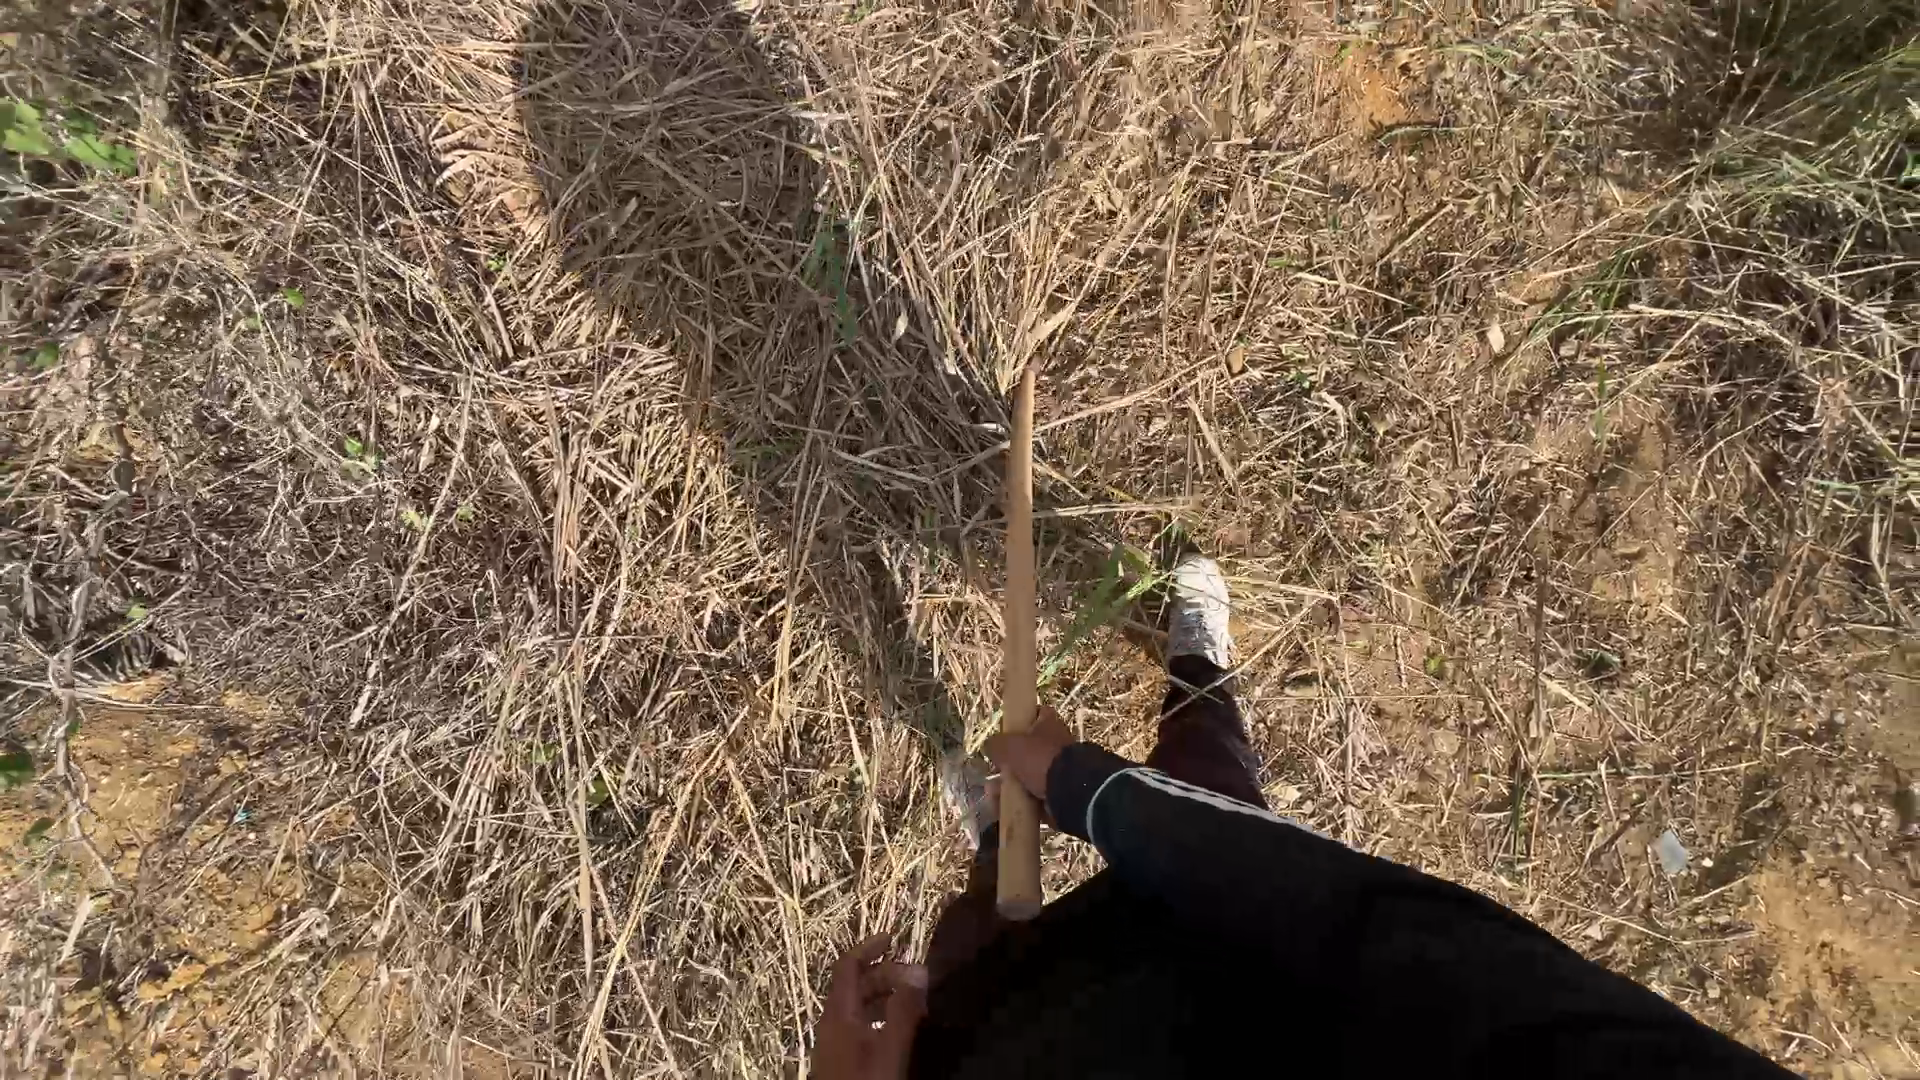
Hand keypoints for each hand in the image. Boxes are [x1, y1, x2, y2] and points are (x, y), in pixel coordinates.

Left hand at [812, 934, 926, 1079]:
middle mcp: (833, 1023)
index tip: (895, 938)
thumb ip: (904, 1009)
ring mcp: (836, 1044)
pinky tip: (901, 1032)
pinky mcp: (843, 1063)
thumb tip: (921, 968)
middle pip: (856, 985)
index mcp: (838, 1013)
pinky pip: (861, 1027)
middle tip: (917, 978)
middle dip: (886, 974)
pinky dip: (881, 1018)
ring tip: (915, 1003)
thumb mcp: (889, 1049)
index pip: (848, 965)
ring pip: (859, 1007)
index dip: (869, 947)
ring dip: (885, 997)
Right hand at [983, 706, 1073, 810]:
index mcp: (1049, 724)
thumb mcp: (1011, 746)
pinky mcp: (1057, 794)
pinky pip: (1031, 798)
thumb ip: (996, 744)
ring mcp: (1057, 771)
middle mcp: (1055, 745)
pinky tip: (1001, 808)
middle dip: (1006, 765)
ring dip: (1008, 787)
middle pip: (1025, 751)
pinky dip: (1017, 803)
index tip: (1004, 733)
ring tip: (993, 797)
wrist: (1071, 792)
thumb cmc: (1040, 758)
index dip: (1019, 721)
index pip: (1034, 714)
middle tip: (993, 774)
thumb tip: (990, 747)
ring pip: (1026, 777)